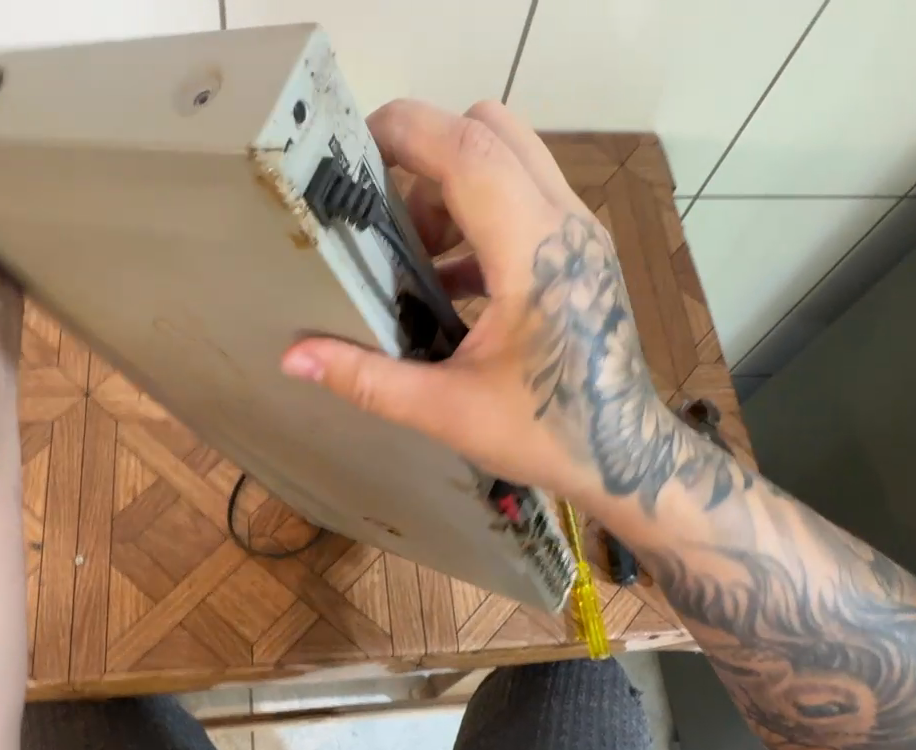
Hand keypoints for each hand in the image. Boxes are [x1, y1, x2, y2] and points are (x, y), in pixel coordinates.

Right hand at [279, 100, 678, 512]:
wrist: (622, 452)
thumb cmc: (544, 433)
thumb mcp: (445, 411)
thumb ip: (366, 379)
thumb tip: (293, 358)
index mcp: (534, 254)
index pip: (469, 150)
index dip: (405, 133)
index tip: (350, 150)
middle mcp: (565, 223)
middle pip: (491, 130)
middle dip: (426, 154)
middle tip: (384, 212)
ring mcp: (579, 231)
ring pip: (510, 156)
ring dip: (451, 185)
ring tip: (415, 253)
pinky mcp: (581, 248)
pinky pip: (523, 195)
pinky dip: (477, 213)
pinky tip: (449, 278)